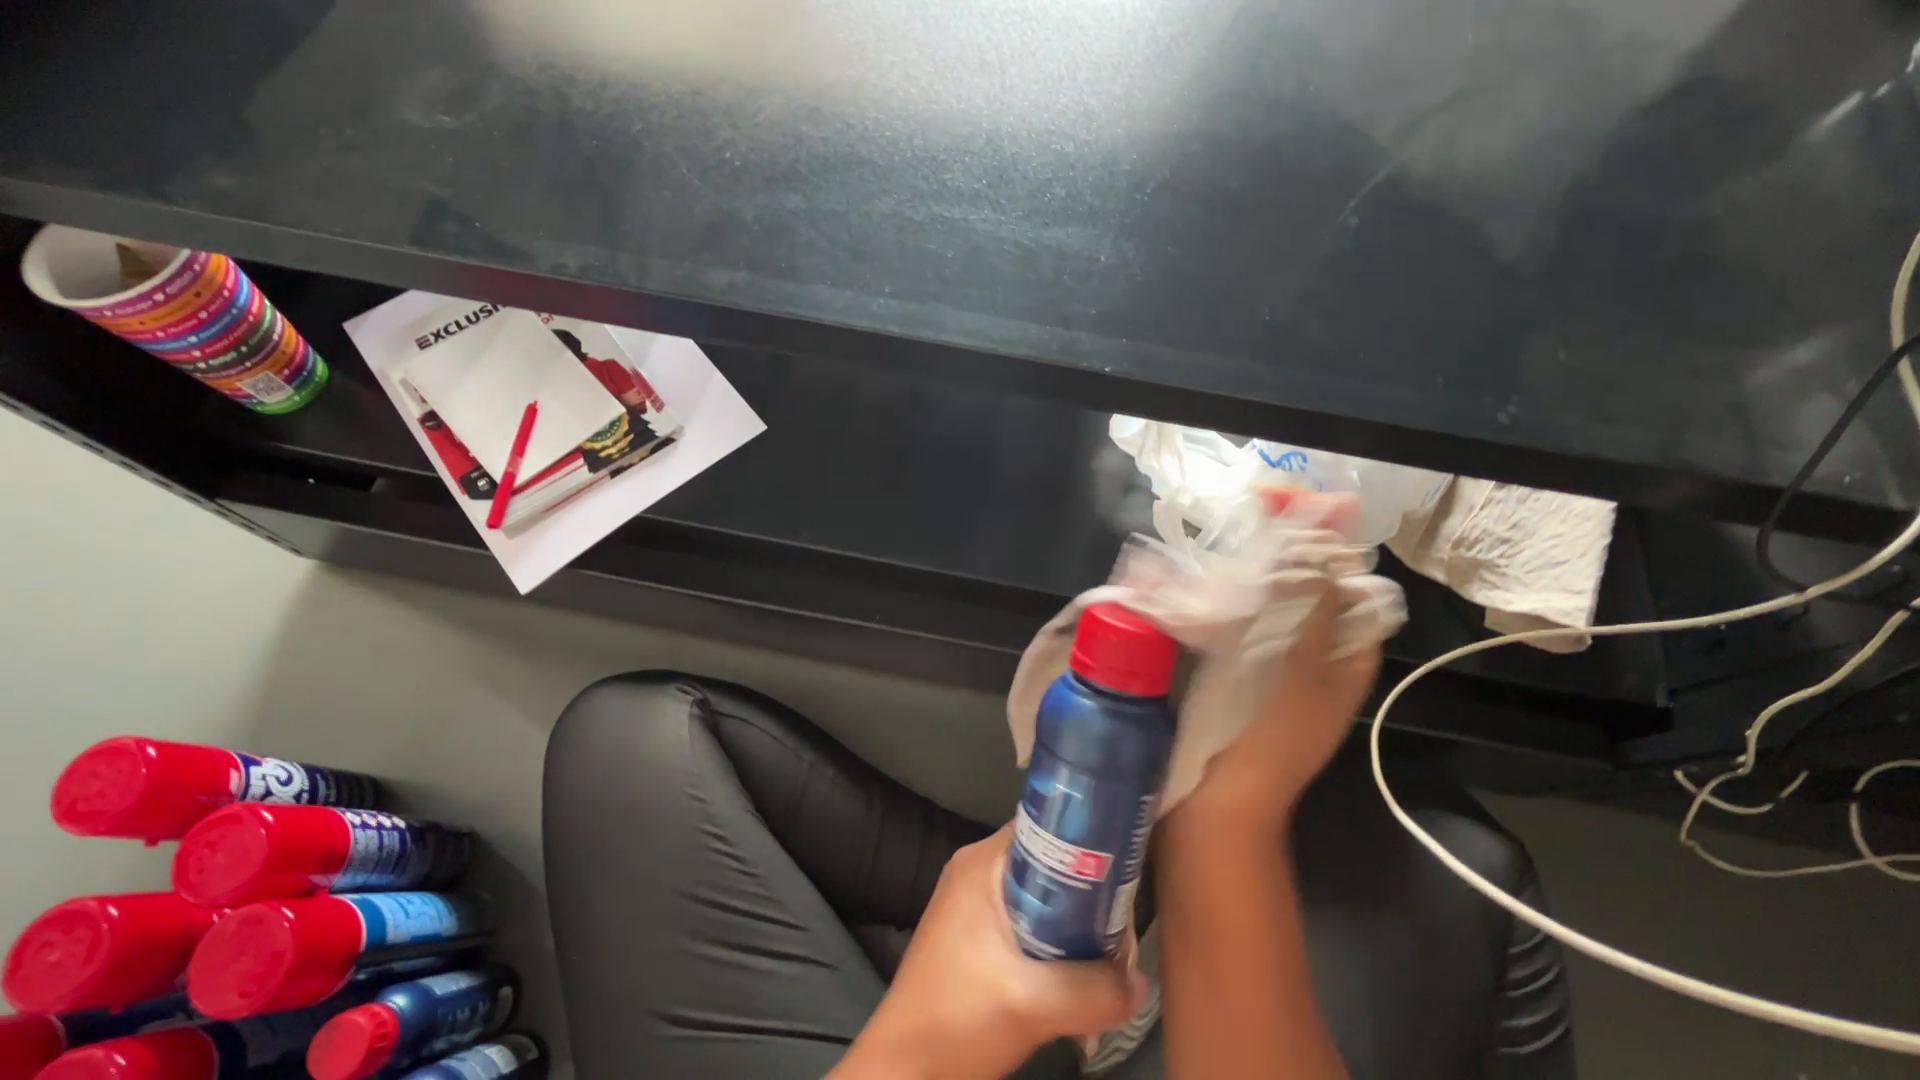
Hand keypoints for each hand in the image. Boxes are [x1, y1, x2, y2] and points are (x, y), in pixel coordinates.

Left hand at [831, 826, 1147, 1079]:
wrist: (904, 1070)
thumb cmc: (956, 1020)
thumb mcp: (1030, 1004)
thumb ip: (1093, 990)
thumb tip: (1141, 982)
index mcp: (983, 863)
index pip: (1050, 824)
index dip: (1094, 840)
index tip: (1130, 872)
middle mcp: (980, 872)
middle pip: (1054, 862)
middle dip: (1094, 896)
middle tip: (1123, 933)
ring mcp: (977, 905)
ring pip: (1049, 896)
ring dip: (1080, 927)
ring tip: (1109, 962)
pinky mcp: (980, 936)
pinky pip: (1035, 923)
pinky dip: (1061, 944)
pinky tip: (1081, 978)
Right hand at [1177, 490, 1382, 830]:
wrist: (1215, 806)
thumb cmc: (1264, 736)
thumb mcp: (1300, 664)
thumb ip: (1316, 595)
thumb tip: (1334, 523)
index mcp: (1346, 652)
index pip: (1345, 574)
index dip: (1319, 534)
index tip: (1279, 500)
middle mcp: (1315, 655)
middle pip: (1303, 585)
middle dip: (1275, 550)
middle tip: (1240, 526)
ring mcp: (1272, 667)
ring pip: (1264, 603)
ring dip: (1241, 575)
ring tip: (1214, 552)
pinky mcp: (1234, 677)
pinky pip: (1233, 627)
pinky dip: (1218, 606)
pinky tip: (1193, 590)